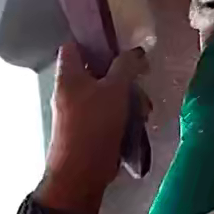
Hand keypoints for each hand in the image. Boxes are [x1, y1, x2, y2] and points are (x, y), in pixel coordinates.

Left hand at [38, 42, 148, 213]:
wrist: (81, 174)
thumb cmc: (94, 125)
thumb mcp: (115, 89)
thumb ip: (126, 66)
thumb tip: (135, 52)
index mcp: (68, 76)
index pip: (74, 45)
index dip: (94, 39)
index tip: (118, 41)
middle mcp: (69, 90)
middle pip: (95, 69)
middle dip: (121, 72)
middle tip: (141, 76)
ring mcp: (78, 110)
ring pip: (105, 91)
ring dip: (127, 95)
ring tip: (145, 106)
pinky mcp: (88, 128)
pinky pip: (107, 111)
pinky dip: (123, 112)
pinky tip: (140, 119)